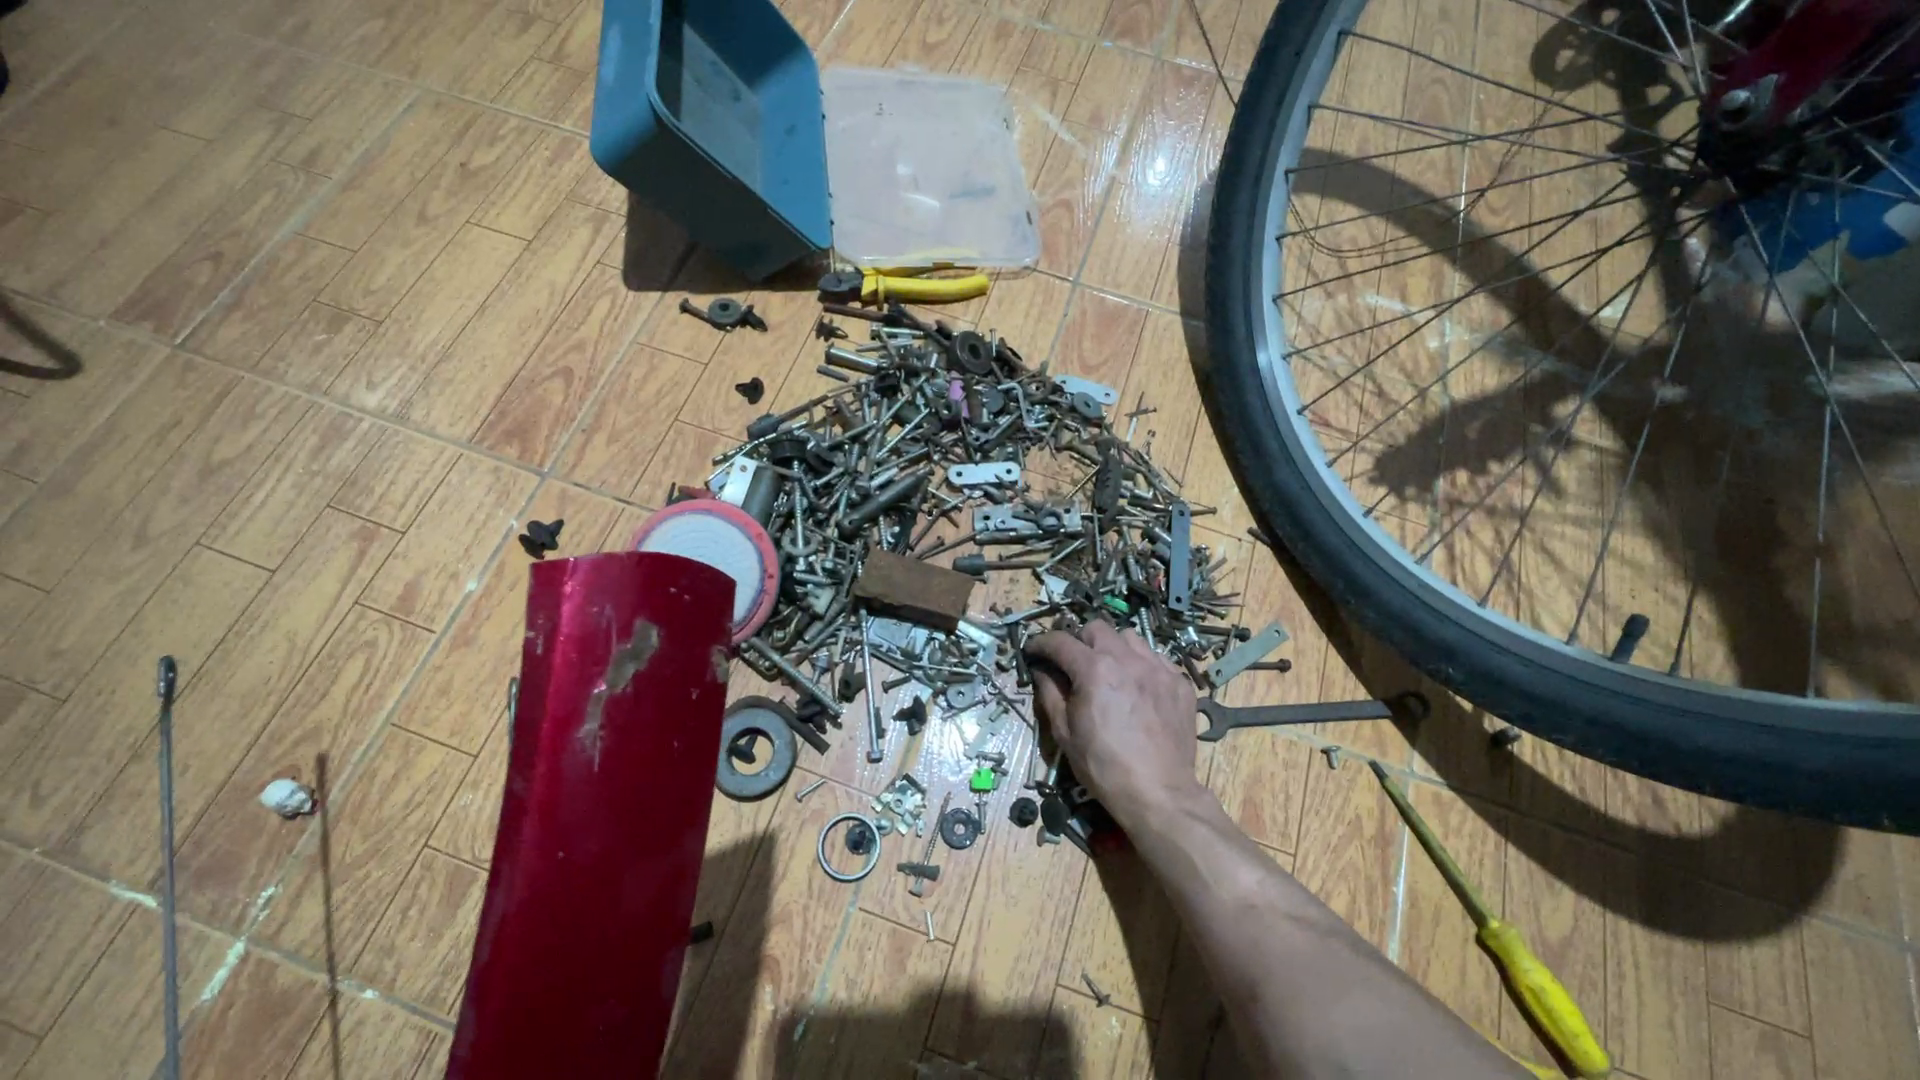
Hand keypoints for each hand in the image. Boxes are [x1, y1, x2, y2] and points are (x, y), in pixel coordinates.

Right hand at [1026, 621, 1201, 822]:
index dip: (1041, 643)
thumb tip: (1042, 671)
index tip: (1034, 651)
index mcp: (1094, 670)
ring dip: (1113, 648)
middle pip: (1097, 628)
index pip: (1060, 641)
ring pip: (1130, 638)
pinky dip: (1140, 665)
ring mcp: (1158, 669)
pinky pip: (1156, 658)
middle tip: (1074, 664)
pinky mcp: (1180, 682)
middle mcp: (1127, 660)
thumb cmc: (1103, 767)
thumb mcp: (1065, 733)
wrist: (1158, 792)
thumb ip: (1050, 694)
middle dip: (1080, 641)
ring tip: (1110, 673)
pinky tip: (1137, 688)